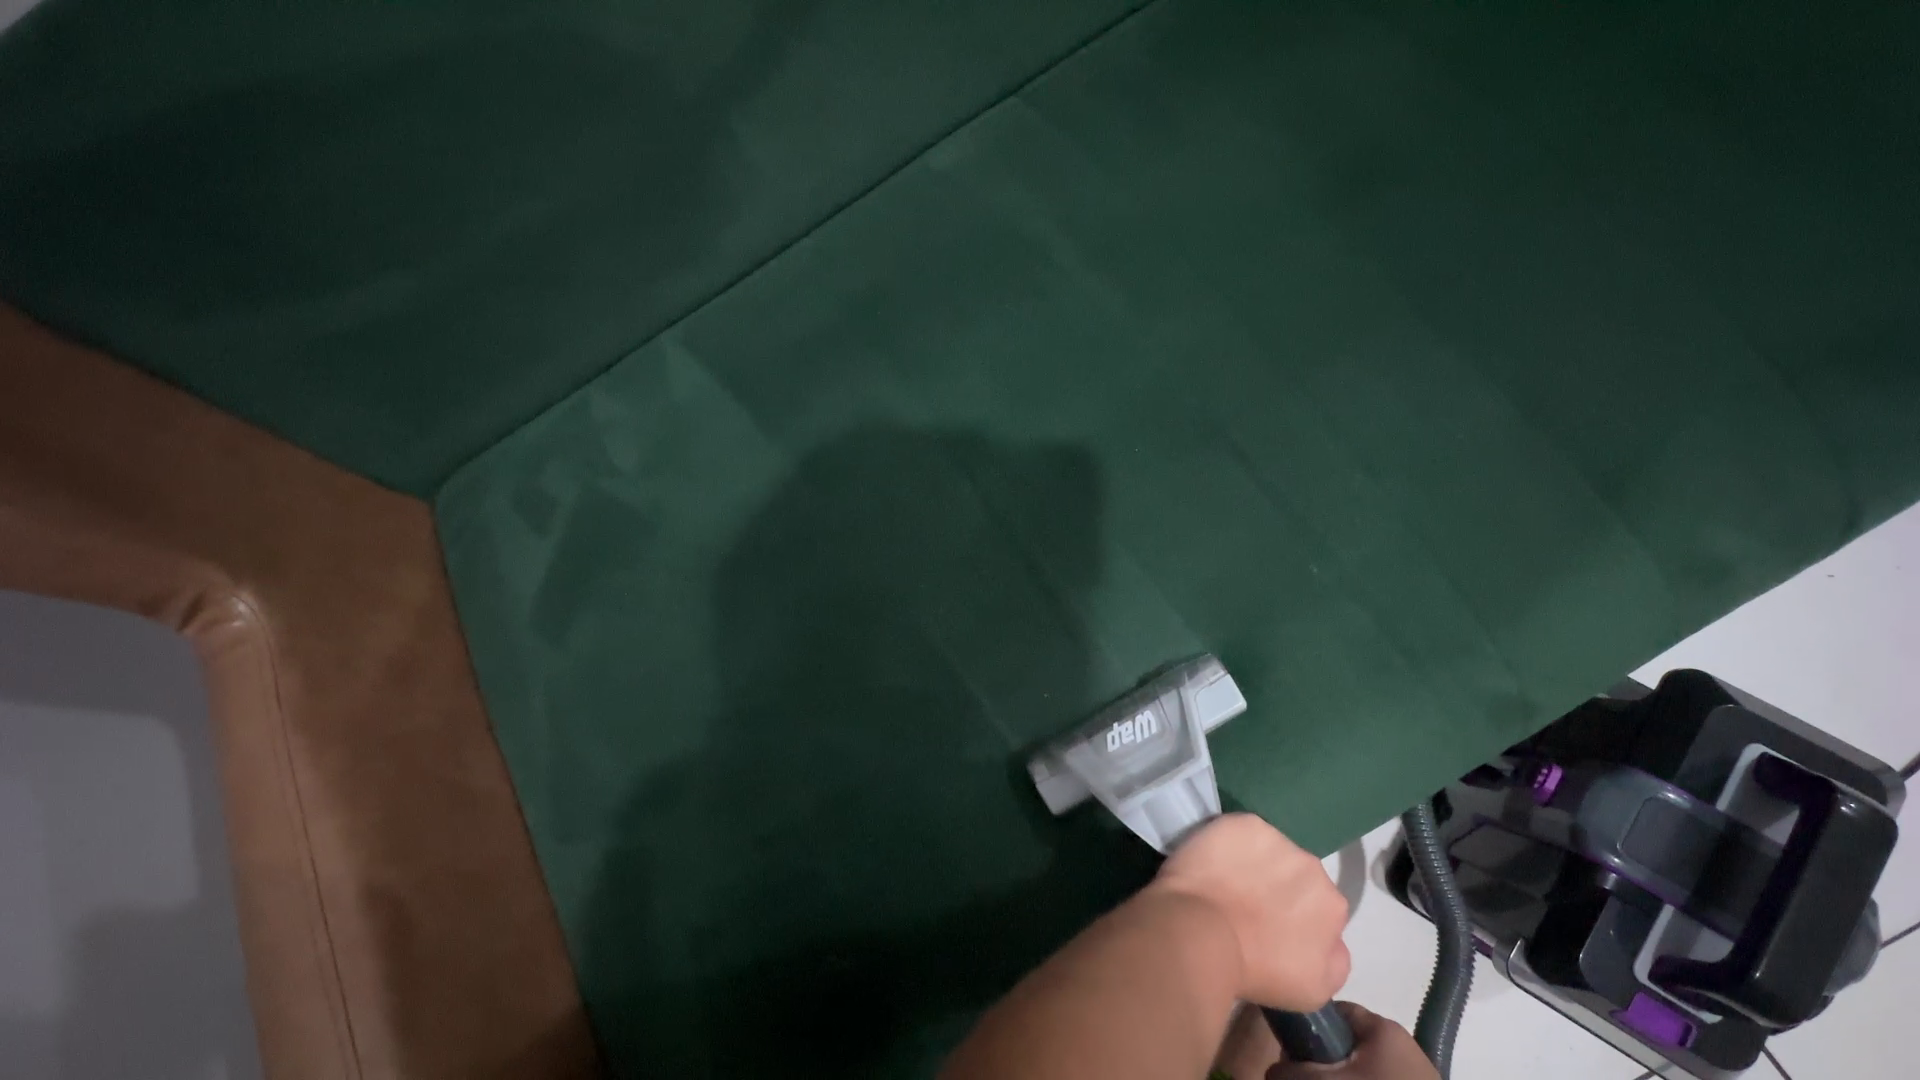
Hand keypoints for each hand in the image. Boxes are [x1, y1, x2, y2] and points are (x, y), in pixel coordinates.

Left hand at [1144, 813, 1349, 1009]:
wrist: (1202, 932)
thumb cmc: (1257, 968)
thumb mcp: (1315, 988)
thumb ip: (1336, 960)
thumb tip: (1333, 940)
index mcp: (1333, 905)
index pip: (1318, 907)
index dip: (1294, 916)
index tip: (1270, 926)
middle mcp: (1313, 866)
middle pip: (1297, 874)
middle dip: (1278, 886)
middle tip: (1246, 904)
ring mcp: (1277, 840)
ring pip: (1270, 850)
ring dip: (1255, 862)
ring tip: (1226, 882)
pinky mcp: (1245, 823)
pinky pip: (1241, 831)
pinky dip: (1230, 842)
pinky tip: (1214, 860)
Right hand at [1268, 1003, 1437, 1079]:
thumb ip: (1288, 1071)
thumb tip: (1275, 1071)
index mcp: (1383, 1029)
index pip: (1333, 1012)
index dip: (1307, 1028)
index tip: (1291, 1053)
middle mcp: (1402, 1046)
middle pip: (1345, 1044)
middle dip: (1321, 1063)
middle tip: (1303, 1079)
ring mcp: (1416, 1077)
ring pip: (1361, 1071)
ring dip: (1338, 1079)